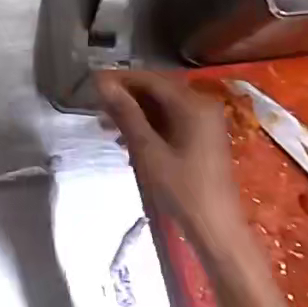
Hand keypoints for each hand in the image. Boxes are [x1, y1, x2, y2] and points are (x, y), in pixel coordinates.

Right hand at [97, 71, 246, 260]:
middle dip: (126, 96)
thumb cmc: (182, 189)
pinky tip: (128, 139)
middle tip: (97, 107)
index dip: (119, 79)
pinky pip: (171, 120)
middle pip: (157, 90)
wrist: (216, 227)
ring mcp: (204, 121)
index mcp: (193, 104)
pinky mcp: (202, 137)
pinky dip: (149, 125)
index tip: (91, 83)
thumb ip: (126, 114)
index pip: (150, 79)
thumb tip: (102, 84)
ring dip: (135, 112)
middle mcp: (202, 105)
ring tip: (107, 125)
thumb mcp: (148, 151)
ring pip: (163, 106)